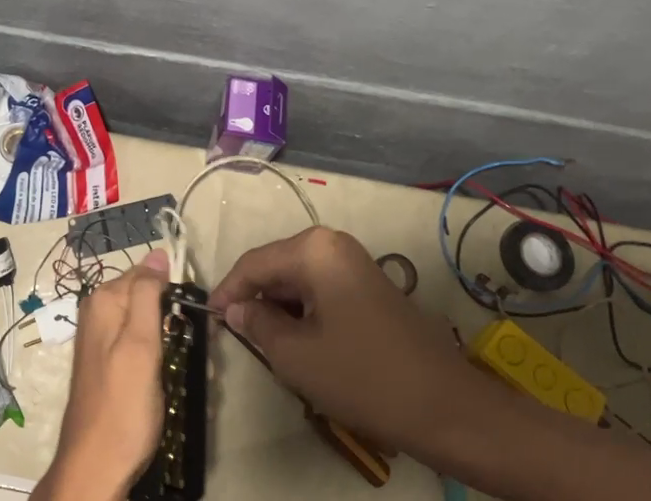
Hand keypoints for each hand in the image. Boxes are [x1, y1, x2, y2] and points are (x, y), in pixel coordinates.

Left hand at [33, 249, 168, 500]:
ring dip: (172, 345)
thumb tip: (159, 252)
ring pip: (149, 325)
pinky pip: (142, 347)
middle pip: (148, 299)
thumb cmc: (123, 404)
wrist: (96, 464)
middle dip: (173, 321)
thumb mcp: (141, 344)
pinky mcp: (111, 363)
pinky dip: (160, 361)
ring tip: (186, 372)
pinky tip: (168, 381)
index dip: (173, 293)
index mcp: (104, 300)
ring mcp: (103, 339)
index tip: (192, 319)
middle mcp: (99, 312)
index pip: (148, 273)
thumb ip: (148, 295)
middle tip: (193, 351)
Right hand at [210, 227, 478, 465]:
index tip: (206, 317)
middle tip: (234, 335)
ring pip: (299, 280)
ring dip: (279, 309)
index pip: (254, 263)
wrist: (444, 405)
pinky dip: (304, 313)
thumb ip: (257, 325)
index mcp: (314, 250)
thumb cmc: (362, 376)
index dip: (227, 291)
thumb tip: (236, 309)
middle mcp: (334, 245)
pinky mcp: (370, 287)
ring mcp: (355, 264)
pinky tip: (299, 344)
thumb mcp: (296, 356)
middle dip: (254, 299)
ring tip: (265, 344)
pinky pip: (322, 290)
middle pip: (277, 267)